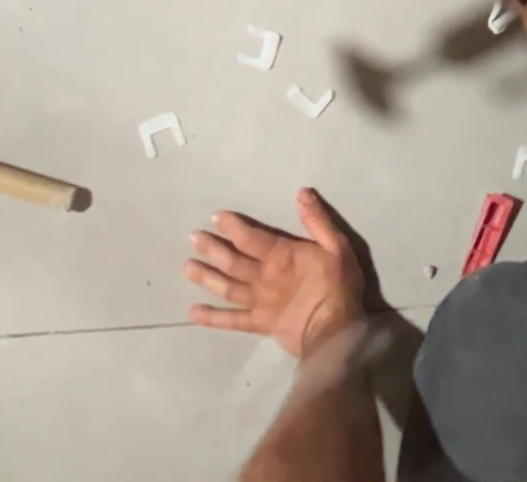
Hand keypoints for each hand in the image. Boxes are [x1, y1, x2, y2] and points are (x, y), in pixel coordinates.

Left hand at [184, 188, 365, 358]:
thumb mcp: (337, 247)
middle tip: (193, 237)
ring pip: (225, 288)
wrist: (339, 333)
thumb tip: (302, 193)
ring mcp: (258, 303)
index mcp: (280, 257)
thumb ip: (317, 221)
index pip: (249, 237)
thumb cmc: (339, 287)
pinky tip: (192, 313)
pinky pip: (231, 322)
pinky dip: (211, 318)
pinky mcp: (258, 325)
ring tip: (186, 267)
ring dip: (205, 277)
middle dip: (211, 248)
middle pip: (231, 261)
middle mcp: (263, 277)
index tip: (216, 217)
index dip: (232, 226)